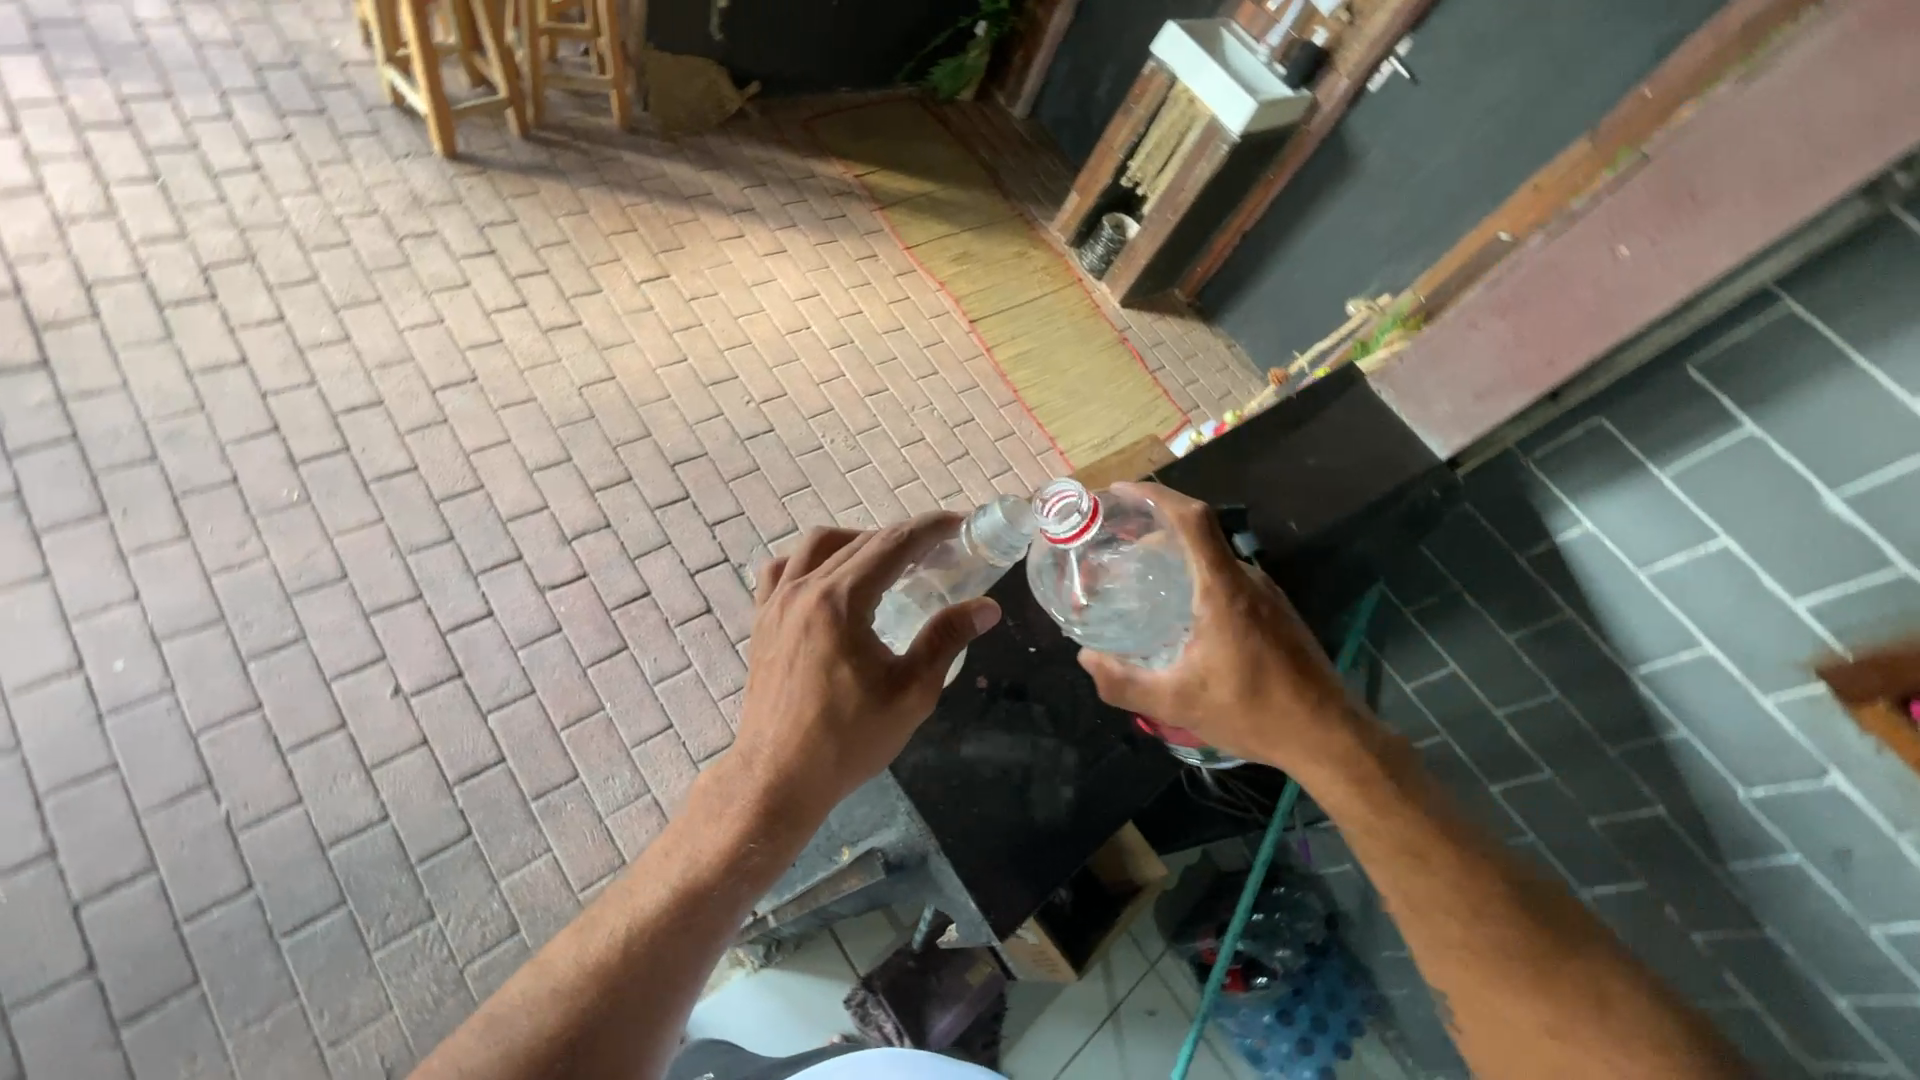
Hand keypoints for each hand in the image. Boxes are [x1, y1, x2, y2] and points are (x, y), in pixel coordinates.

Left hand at [732, 514, 1003, 816]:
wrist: (778, 777)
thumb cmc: (848, 739)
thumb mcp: (911, 692)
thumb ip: (946, 639)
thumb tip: (987, 606)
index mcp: (840, 602)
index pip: (893, 545)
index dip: (930, 529)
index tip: (959, 523)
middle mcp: (804, 589)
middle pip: (860, 542)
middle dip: (902, 537)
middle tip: (938, 549)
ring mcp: (775, 603)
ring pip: (816, 546)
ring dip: (857, 541)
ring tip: (886, 561)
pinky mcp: (762, 621)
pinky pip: (781, 569)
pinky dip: (810, 560)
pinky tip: (828, 578)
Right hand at [1076, 483, 1372, 779]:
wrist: (1328, 738)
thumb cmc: (1254, 713)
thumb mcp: (1177, 703)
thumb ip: (1124, 682)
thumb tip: (1086, 660)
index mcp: (1224, 589)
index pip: (1193, 519)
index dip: (1156, 496)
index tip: (1121, 493)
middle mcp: (1248, 581)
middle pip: (1199, 533)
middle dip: (1153, 529)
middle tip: (1114, 546)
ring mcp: (1268, 596)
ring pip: (1215, 558)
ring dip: (1176, 556)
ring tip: (1137, 577)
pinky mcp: (1277, 614)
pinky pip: (1229, 579)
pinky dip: (1196, 577)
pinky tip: (1179, 611)